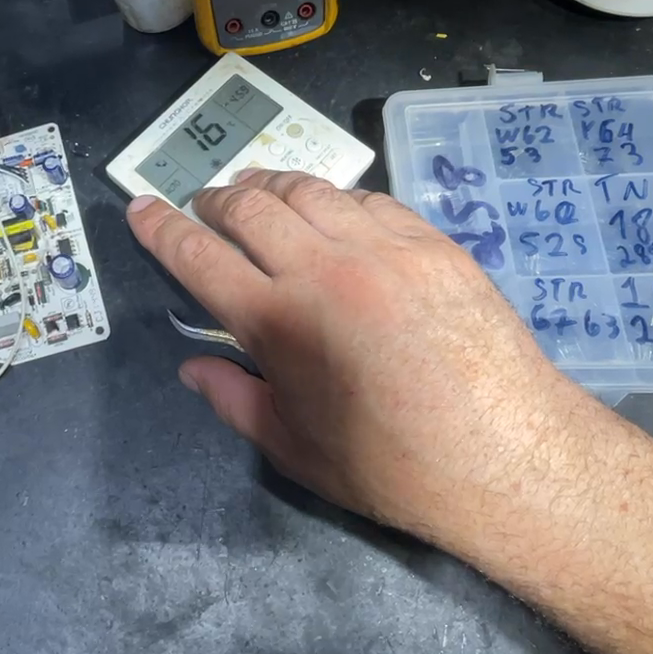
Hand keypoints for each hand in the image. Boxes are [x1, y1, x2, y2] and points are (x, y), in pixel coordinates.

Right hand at [127, 170, 598, 546]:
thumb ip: (232, 399)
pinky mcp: (430, 242)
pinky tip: (332, 215)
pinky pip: (366, 198)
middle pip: (248, 206)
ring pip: (306, 189)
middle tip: (205, 208)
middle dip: (213, 200)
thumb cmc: (390, 466)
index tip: (140, 207)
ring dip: (268, 186)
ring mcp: (381, 247)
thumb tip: (190, 367)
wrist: (512, 460)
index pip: (197, 256)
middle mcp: (322, 268)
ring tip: (257, 195)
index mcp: (277, 321)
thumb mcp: (293, 449)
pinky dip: (332, 199)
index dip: (160, 228)